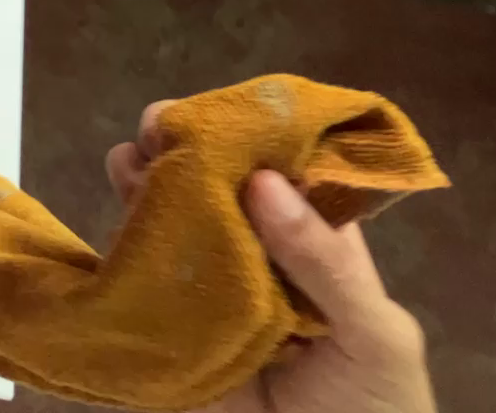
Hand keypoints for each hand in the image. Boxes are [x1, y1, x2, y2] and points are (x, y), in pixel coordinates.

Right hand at [106, 102, 436, 412]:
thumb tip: (260, 180)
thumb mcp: (377, 338)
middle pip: (212, 174)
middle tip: (161, 129)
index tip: (219, 112)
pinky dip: (121, 208)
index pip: (281, 168)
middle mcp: (250, 241)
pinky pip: (133, 240)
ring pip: (165, 196)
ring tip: (133, 159)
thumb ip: (328, 263)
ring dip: (145, 167)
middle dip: (184, 141)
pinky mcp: (157, 289)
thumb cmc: (368, 408)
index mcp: (310, 241)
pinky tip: (118, 189)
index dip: (251, 132)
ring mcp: (201, 264)